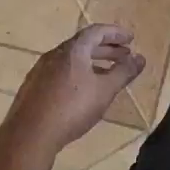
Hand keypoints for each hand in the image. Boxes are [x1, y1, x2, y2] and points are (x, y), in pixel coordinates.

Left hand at [0, 24, 144, 169]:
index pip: (96, 31)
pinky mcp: (32, 89)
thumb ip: (124, 72)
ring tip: (106, 75)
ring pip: (71, 60)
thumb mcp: (105, 90)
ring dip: (91, 63)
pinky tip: (82, 92)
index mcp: (73, 50)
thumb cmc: (71, 108)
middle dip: (106, 49)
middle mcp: (54, 55)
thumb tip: (140, 58)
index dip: (115, 33)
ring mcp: (40, 72)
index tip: (130, 39)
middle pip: (83, 45)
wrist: (28, 137)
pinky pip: (60, 73)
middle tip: (123, 56)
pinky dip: (77, 74)